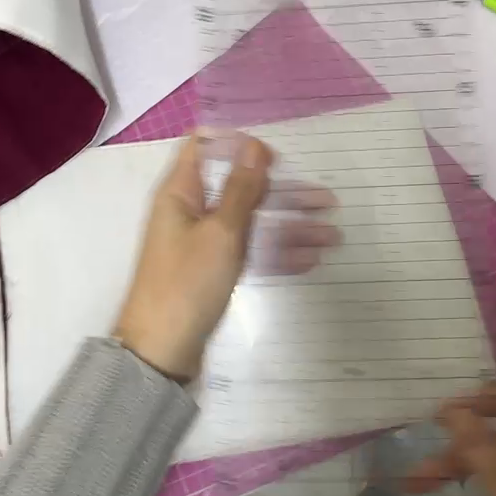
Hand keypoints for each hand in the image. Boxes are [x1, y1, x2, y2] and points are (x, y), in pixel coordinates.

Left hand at [113, 131, 338, 381]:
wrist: (162, 351)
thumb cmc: (186, 283)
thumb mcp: (220, 232)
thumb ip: (240, 188)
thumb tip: (253, 144)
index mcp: (181, 192)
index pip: (204, 147)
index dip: (239, 144)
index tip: (277, 155)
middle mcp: (191, 211)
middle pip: (240, 188)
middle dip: (283, 192)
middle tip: (328, 201)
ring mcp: (203, 242)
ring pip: (251, 222)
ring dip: (289, 226)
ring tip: (333, 236)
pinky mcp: (213, 270)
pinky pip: (249, 251)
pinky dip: (276, 253)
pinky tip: (311, 259)